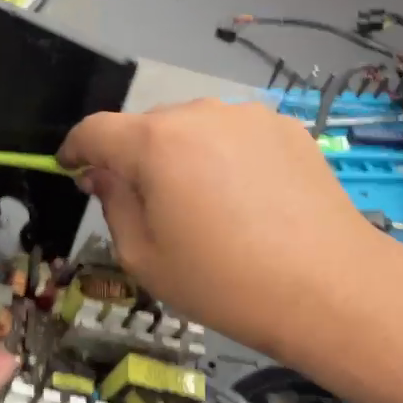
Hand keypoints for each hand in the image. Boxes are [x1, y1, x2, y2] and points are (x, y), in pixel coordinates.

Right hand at [59, 99, 402, 359]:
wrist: (331, 289)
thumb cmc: (224, 282)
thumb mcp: (144, 257)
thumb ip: (113, 205)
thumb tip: (104, 175)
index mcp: (156, 142)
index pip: (95, 129)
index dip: (75, 148)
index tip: (71, 168)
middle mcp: (200, 113)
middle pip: (147, 128)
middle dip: (134, 159)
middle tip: (145, 206)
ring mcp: (249, 116)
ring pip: (193, 129)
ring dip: (182, 157)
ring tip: (204, 207)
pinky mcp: (287, 129)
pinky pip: (235, 136)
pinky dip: (224, 158)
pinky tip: (246, 201)